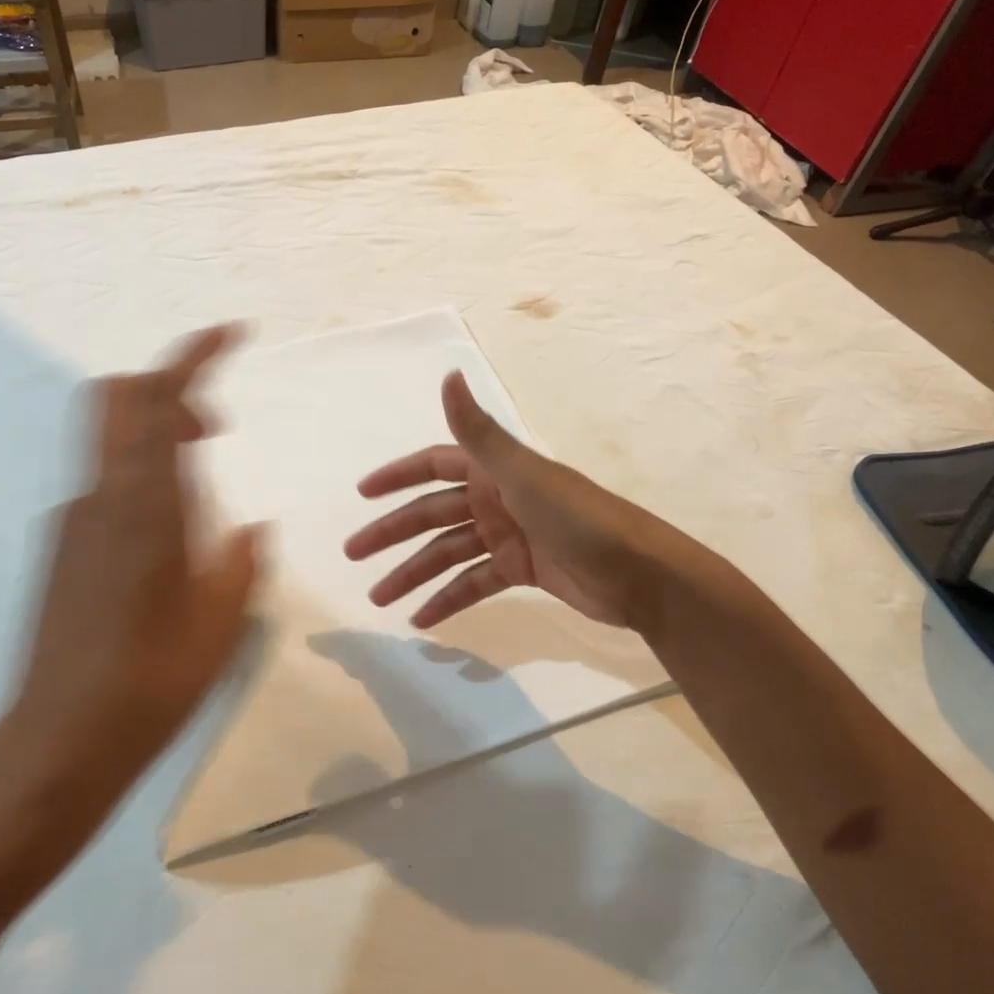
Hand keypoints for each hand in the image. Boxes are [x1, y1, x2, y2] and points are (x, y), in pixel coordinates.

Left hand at [11, 326, 263, 772]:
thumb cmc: (151, 681)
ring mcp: (70, 523)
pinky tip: (166, 546)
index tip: (233, 336)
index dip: (194, 354)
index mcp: (142, 505)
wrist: (60, 738)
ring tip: (202, 494)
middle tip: (216, 429)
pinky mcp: (58, 551)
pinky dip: (139, 483)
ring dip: (155, 441)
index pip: (156, 398)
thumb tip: (247, 528)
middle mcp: (98, 499)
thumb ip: (239, 560)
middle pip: (117, 400)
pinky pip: (103, 490)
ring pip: (111, 446)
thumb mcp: (221, 621)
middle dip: (168, 390)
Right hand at [345, 372, 705, 635]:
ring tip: (380, 599)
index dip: (397, 477)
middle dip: (392, 535)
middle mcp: (496, 499)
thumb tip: (449, 374)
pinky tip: (422, 619)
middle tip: (353, 556)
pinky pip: (473, 583)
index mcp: (495, 471)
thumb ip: (480, 432)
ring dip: (414, 575)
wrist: (640, 575)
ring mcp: (508, 536)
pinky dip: (448, 600)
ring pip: (448, 554)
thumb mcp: (523, 475)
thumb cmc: (580, 518)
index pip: (434, 465)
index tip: (362, 493)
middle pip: (432, 515)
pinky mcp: (520, 571)